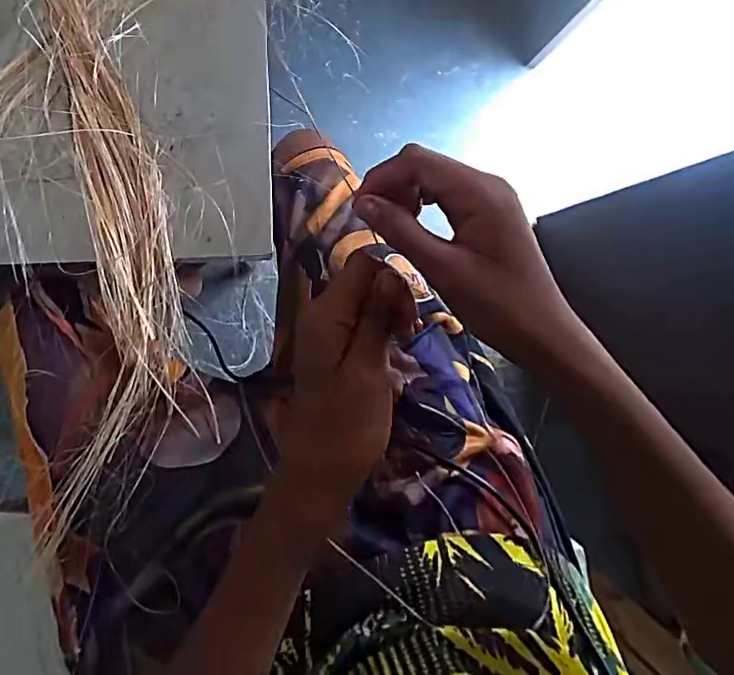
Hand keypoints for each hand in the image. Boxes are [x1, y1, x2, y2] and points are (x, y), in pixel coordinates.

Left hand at [273, 255, 412, 531]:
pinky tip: (394, 347)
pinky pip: (359, 318)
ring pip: (364, 297)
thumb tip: (390, 269)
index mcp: (325, 312)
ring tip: (406, 339)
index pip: (360, 263)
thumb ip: (377, 317)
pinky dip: (380, 325)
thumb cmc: (348, 426)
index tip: (413, 307)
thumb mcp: (369, 369)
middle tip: (411, 329)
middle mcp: (320, 311)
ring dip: (389, 310)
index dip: (392, 273)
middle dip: (392, 292)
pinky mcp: (333, 344)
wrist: (321, 471)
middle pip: (362, 277)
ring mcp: (325, 328)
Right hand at [354, 144, 582, 364]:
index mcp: (479, 192)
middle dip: (390, 184)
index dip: (381, 178)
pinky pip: (446, 191)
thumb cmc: (499, 307)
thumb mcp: (443, 271)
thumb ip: (400, 230)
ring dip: (404, 192)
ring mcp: (491, 194)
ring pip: (433, 175)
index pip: (417, 161)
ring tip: (386, 223)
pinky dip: (421, 201)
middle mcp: (487, 183)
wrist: (546, 334)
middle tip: (368, 217)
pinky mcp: (490, 208)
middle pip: (424, 163)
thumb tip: (363, 203)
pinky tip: (411, 224)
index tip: (358, 208)